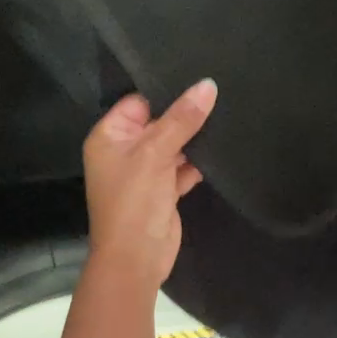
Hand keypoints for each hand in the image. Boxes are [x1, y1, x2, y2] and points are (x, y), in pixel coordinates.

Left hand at [82, 79, 217, 290]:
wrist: (135, 262)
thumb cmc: (134, 201)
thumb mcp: (156, 153)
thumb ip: (182, 118)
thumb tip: (208, 84)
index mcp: (109, 136)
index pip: (140, 101)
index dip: (166, 91)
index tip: (198, 75)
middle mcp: (124, 150)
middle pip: (159, 121)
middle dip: (185, 113)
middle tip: (219, 91)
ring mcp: (144, 171)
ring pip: (174, 143)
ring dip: (195, 137)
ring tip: (227, 112)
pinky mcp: (163, 189)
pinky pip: (183, 165)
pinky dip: (198, 160)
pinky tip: (222, 147)